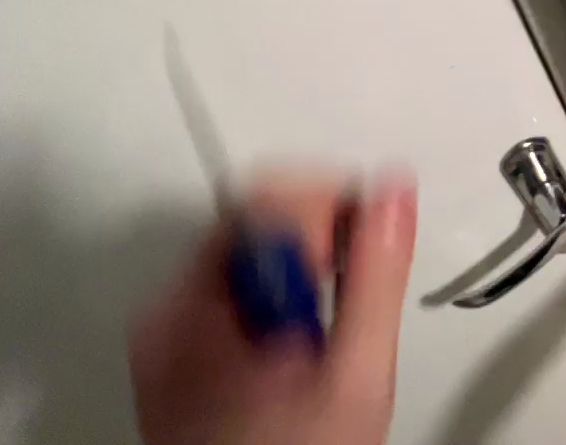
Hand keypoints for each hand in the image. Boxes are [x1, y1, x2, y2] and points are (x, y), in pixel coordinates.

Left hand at [129, 173, 418, 444]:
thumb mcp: (354, 375)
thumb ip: (376, 276)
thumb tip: (394, 190)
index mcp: (196, 306)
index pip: (273, 191)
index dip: (338, 200)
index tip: (374, 233)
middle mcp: (170, 304)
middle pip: (264, 207)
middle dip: (329, 229)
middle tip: (360, 280)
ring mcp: (174, 320)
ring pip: (262, 232)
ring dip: (316, 251)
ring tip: (340, 310)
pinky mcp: (186, 334)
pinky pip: (249, 264)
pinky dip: (295, 274)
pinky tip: (314, 324)